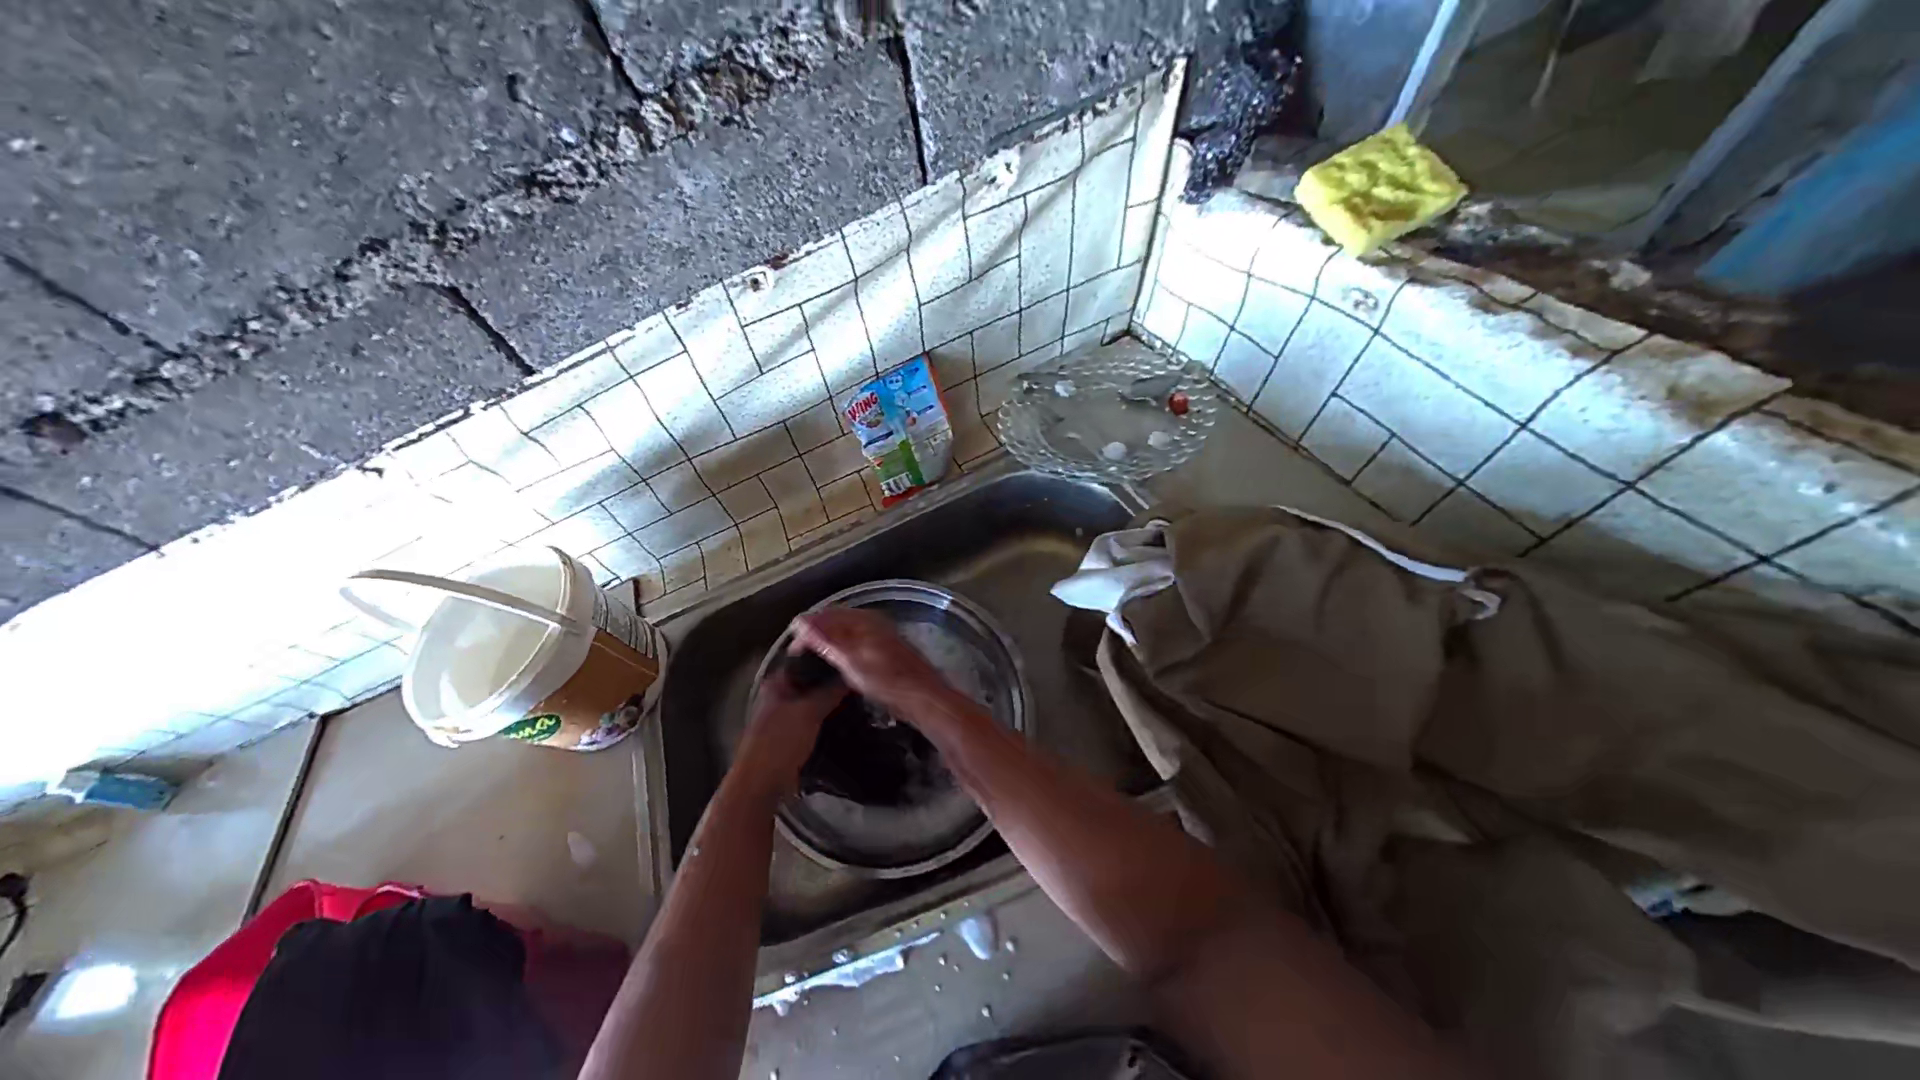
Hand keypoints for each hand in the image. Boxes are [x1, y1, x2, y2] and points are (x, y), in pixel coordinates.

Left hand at [731, 668, 845, 799]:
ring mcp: (784, 716)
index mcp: (777, 683)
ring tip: (858, 696)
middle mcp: (779, 695)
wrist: (762, 783)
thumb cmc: (781, 741)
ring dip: (831, 701)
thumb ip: (831, 691)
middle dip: (833, 681)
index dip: (828, 658)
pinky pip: (814, 720)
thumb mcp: (810, 711)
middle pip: (811, 682)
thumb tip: (852, 673)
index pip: (806, 660)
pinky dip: (827, 718)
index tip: (854, 657)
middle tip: (860, 678)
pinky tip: (846, 718)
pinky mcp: (791, 735)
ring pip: (814, 701)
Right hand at [787, 608, 960, 716]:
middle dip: (816, 636)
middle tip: (800, 658)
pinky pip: (856, 645)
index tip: (792, 651)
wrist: (922, 698)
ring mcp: (880, 637)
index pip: (826, 615)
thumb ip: (826, 640)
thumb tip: (800, 622)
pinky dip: (842, 653)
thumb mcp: (851, 660)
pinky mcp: (884, 653)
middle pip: (836, 622)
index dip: (806, 629)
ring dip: (829, 644)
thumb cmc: (887, 680)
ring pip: (846, 634)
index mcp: (864, 620)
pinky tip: (836, 668)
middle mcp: (873, 623)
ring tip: (813, 663)